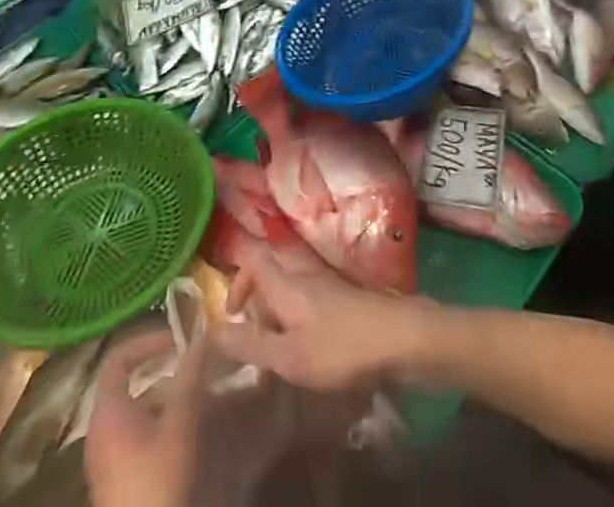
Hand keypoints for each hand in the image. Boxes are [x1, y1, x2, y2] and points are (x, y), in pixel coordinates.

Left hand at [85, 330, 205, 506]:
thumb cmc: (156, 480)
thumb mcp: (179, 425)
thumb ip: (190, 379)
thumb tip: (202, 337)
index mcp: (108, 411)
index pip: (118, 357)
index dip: (149, 341)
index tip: (180, 341)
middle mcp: (101, 427)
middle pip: (133, 383)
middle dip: (170, 371)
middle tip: (202, 368)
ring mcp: (108, 453)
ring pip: (142, 408)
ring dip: (173, 396)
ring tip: (207, 397)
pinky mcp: (119, 473)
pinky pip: (142, 431)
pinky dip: (167, 419)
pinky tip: (194, 429)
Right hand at [213, 246, 429, 390]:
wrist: (401, 337)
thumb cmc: (340, 347)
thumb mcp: (287, 355)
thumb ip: (250, 343)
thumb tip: (212, 329)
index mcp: (286, 283)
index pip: (253, 257)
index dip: (236, 276)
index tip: (231, 310)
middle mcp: (305, 273)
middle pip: (273, 263)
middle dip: (255, 287)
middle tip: (249, 322)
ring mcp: (329, 282)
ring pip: (293, 277)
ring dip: (276, 299)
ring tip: (273, 335)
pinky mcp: (346, 295)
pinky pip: (311, 291)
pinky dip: (298, 307)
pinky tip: (304, 336)